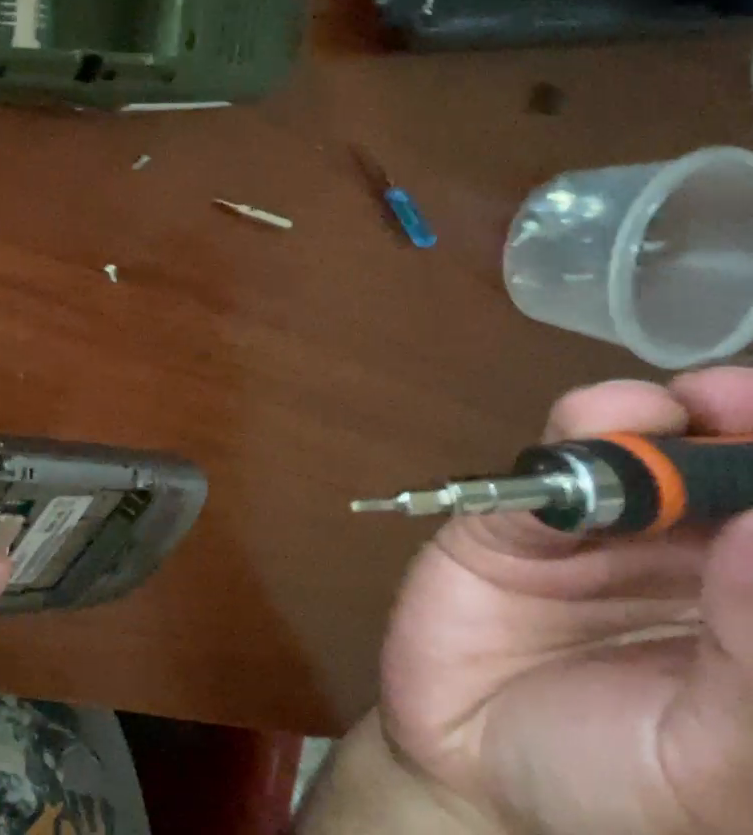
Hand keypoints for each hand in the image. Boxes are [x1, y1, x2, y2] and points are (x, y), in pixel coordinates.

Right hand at [378, 367, 752, 833]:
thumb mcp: (721, 760)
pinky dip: (574, 438)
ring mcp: (598, 535)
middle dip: (740, 424)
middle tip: (732, 399)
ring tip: (677, 407)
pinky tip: (596, 428)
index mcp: (752, 610)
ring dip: (659, 416)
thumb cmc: (621, 788)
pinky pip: (543, 472)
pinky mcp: (508, 523)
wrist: (464, 773)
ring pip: (640, 452)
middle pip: (724, 474)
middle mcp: (694, 560)